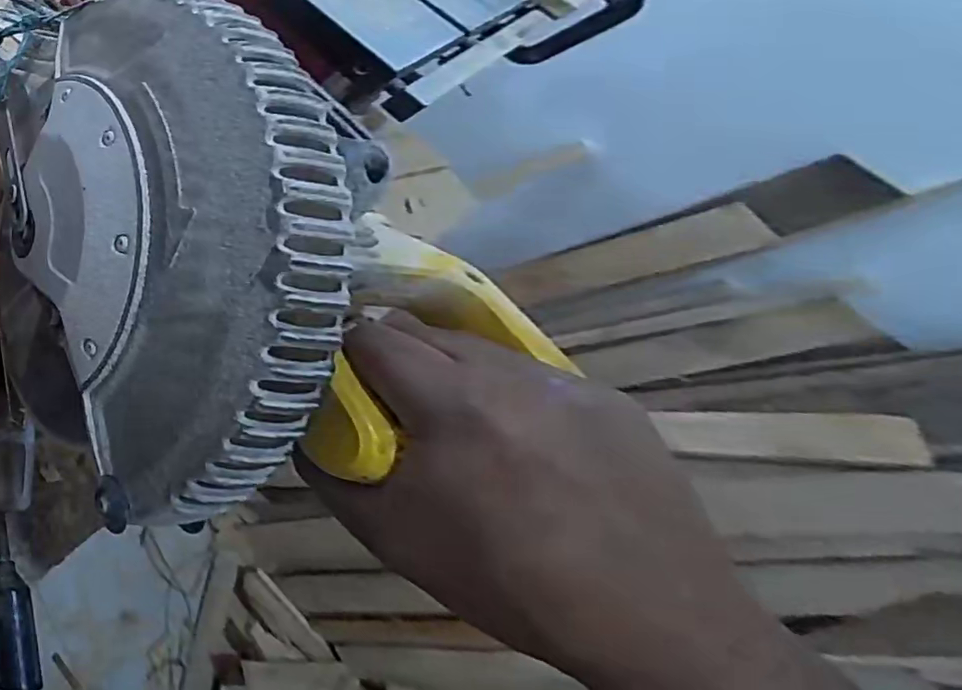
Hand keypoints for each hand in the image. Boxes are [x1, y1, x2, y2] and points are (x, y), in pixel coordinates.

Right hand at [295, 312, 849, 689]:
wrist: (663, 632)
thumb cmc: (507, 580)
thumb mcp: (392, 535)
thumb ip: (329, 471)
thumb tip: (298, 427)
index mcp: (451, 402)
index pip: (369, 335)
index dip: (343, 352)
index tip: (341, 381)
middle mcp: (505, 374)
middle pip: (416, 330)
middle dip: (390, 355)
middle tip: (391, 402)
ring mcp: (562, 380)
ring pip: (472, 346)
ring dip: (445, 369)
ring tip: (455, 422)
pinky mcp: (605, 396)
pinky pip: (527, 372)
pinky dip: (502, 391)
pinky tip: (519, 441)